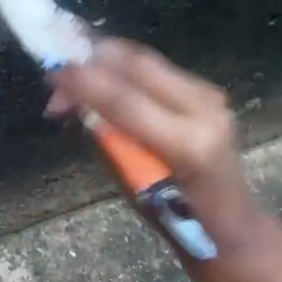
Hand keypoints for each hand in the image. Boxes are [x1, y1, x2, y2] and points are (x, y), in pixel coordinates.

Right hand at [46, 38, 253, 223]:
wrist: (230, 224)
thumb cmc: (175, 218)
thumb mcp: (130, 182)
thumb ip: (106, 134)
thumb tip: (70, 98)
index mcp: (188, 145)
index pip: (124, 100)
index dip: (83, 80)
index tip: (51, 70)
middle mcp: (203, 111)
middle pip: (135, 66)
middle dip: (89, 58)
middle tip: (56, 64)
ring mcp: (208, 96)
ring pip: (142, 59)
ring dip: (102, 58)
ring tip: (71, 67)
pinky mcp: (205, 89)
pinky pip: (152, 67)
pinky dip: (120, 64)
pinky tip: (98, 69)